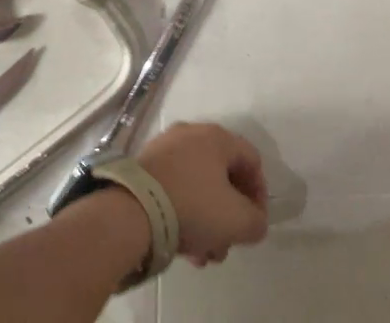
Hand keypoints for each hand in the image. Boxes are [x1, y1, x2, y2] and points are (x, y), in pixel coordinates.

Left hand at [136, 122, 268, 266]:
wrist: (130, 212)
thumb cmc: (193, 207)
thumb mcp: (238, 221)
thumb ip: (257, 222)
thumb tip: (253, 221)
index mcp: (217, 138)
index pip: (252, 161)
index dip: (260, 194)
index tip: (254, 223)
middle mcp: (191, 134)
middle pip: (222, 177)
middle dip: (229, 216)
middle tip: (226, 245)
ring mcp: (164, 149)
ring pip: (197, 187)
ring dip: (207, 222)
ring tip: (202, 255)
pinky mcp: (143, 166)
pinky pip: (174, 189)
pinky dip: (183, 214)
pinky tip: (182, 246)